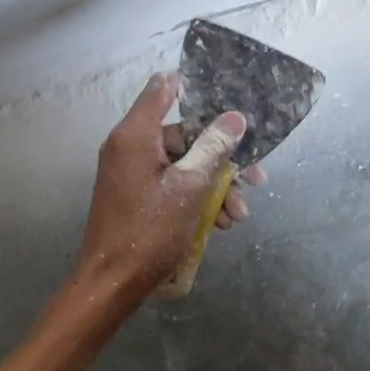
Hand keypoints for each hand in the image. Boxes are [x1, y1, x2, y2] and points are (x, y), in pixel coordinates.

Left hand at [72, 73, 266, 299]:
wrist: (112, 284)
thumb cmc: (148, 231)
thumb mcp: (190, 188)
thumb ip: (213, 148)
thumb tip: (235, 118)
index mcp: (135, 135)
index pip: (163, 89)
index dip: (195, 86)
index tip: (228, 94)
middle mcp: (131, 147)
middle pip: (185, 135)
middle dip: (224, 158)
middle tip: (257, 179)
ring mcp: (134, 173)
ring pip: (186, 165)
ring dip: (217, 186)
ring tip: (238, 215)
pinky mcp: (139, 196)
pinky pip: (176, 185)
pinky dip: (200, 199)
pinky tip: (221, 224)